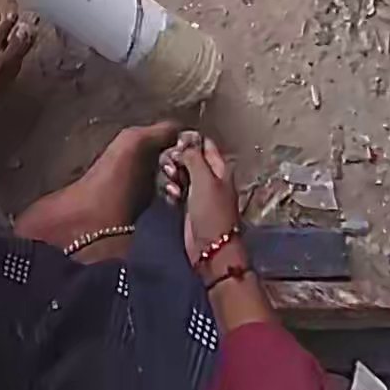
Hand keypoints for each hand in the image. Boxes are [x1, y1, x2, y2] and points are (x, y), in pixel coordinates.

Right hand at [163, 132, 273, 330]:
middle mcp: (209, 177)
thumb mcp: (204, 179)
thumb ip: (194, 157)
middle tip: (170, 166)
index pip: (204, 144)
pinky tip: (170, 196)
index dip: (189, 140)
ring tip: (171, 183)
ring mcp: (198, 191)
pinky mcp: (187, 204)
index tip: (174, 142)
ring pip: (180, 172)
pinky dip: (171, 189)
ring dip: (172, 175)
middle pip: (189, 157)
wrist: (210, 249)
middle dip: (176, 159)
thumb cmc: (211, 212)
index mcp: (220, 168)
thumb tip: (185, 140)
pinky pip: (175, 188)